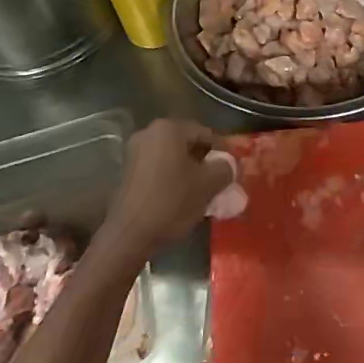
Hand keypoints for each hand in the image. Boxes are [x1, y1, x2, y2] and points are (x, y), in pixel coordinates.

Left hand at [99, 118, 230, 261]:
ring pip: (173, 156)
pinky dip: (174, 177)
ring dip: (190, 170)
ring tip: (204, 191)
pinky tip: (183, 196)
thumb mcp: (208, 185)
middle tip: (221, 181)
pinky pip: (159, 167)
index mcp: (169, 129)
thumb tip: (229, 165)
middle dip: (206, 161)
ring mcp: (136, 151)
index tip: (234, 170)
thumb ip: (225, 169)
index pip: (206, 133)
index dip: (224, 151)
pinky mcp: (129, 170)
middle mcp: (149, 132)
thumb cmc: (171, 202)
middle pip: (188, 143)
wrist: (129, 234)